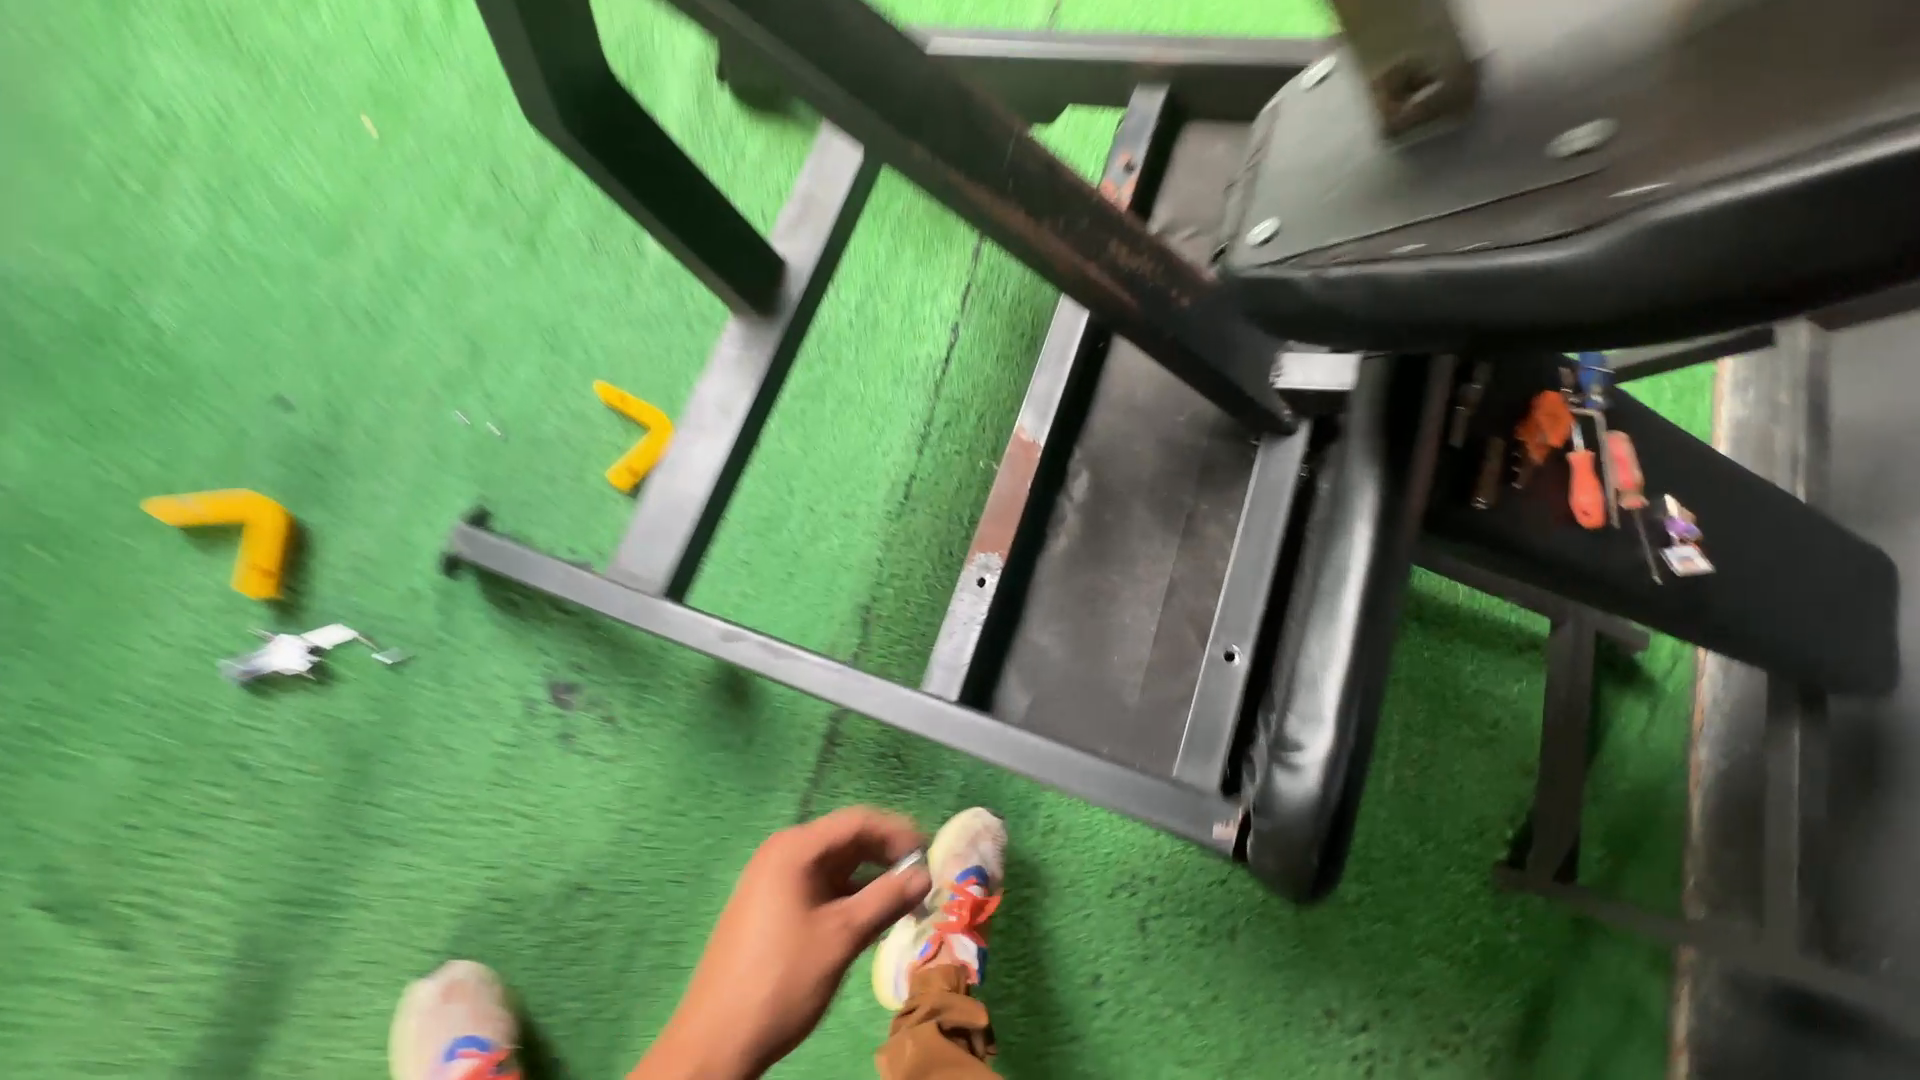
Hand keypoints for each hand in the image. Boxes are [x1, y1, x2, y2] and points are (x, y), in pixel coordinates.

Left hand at [633, 807, 931, 1079]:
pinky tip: (871, 921)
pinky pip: (821, 888)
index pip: (857, 821)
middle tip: (923, 881)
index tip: (931, 855)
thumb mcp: (842, 936)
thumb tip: (925, 875)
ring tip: (904, 904)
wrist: (717, 1038)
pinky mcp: (773, 907)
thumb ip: (887, 899)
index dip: (898, 833)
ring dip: (871, 880)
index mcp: (794, 849)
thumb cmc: (782, 979)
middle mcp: (783, 854)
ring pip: (836, 867)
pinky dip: (850, 898)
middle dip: (887, 857)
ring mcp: (774, 881)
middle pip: (847, 841)